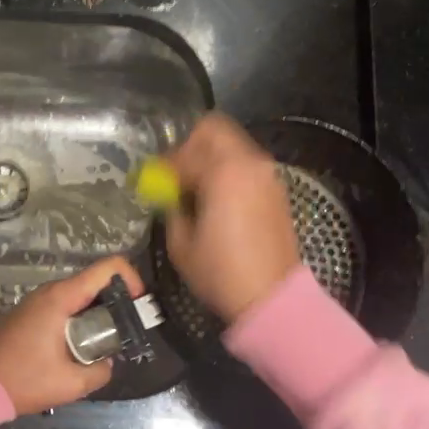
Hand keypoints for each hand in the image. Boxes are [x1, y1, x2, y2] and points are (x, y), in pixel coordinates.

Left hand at [0, 256, 144, 415]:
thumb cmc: (23, 381)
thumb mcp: (71, 383)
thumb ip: (101, 371)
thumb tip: (109, 362)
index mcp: (61, 298)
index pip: (108, 267)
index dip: (132, 280)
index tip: (139, 307)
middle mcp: (50, 292)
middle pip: (95, 282)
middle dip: (117, 303)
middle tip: (126, 333)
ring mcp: (38, 302)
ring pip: (80, 297)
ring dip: (98, 315)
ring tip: (106, 344)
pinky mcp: (30, 314)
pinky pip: (65, 308)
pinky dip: (80, 321)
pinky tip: (81, 349)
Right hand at [163, 114, 300, 323]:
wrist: (271, 298)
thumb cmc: (220, 272)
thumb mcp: (181, 242)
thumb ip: (172, 207)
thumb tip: (171, 195)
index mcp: (223, 171)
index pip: (184, 150)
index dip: (163, 165)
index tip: (152, 182)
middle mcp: (250, 163)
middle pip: (214, 131)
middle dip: (190, 149)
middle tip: (175, 176)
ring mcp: (268, 175)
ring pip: (232, 146)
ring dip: (210, 160)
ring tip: (195, 190)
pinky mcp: (276, 191)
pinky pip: (246, 166)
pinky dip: (228, 173)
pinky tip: (217, 202)